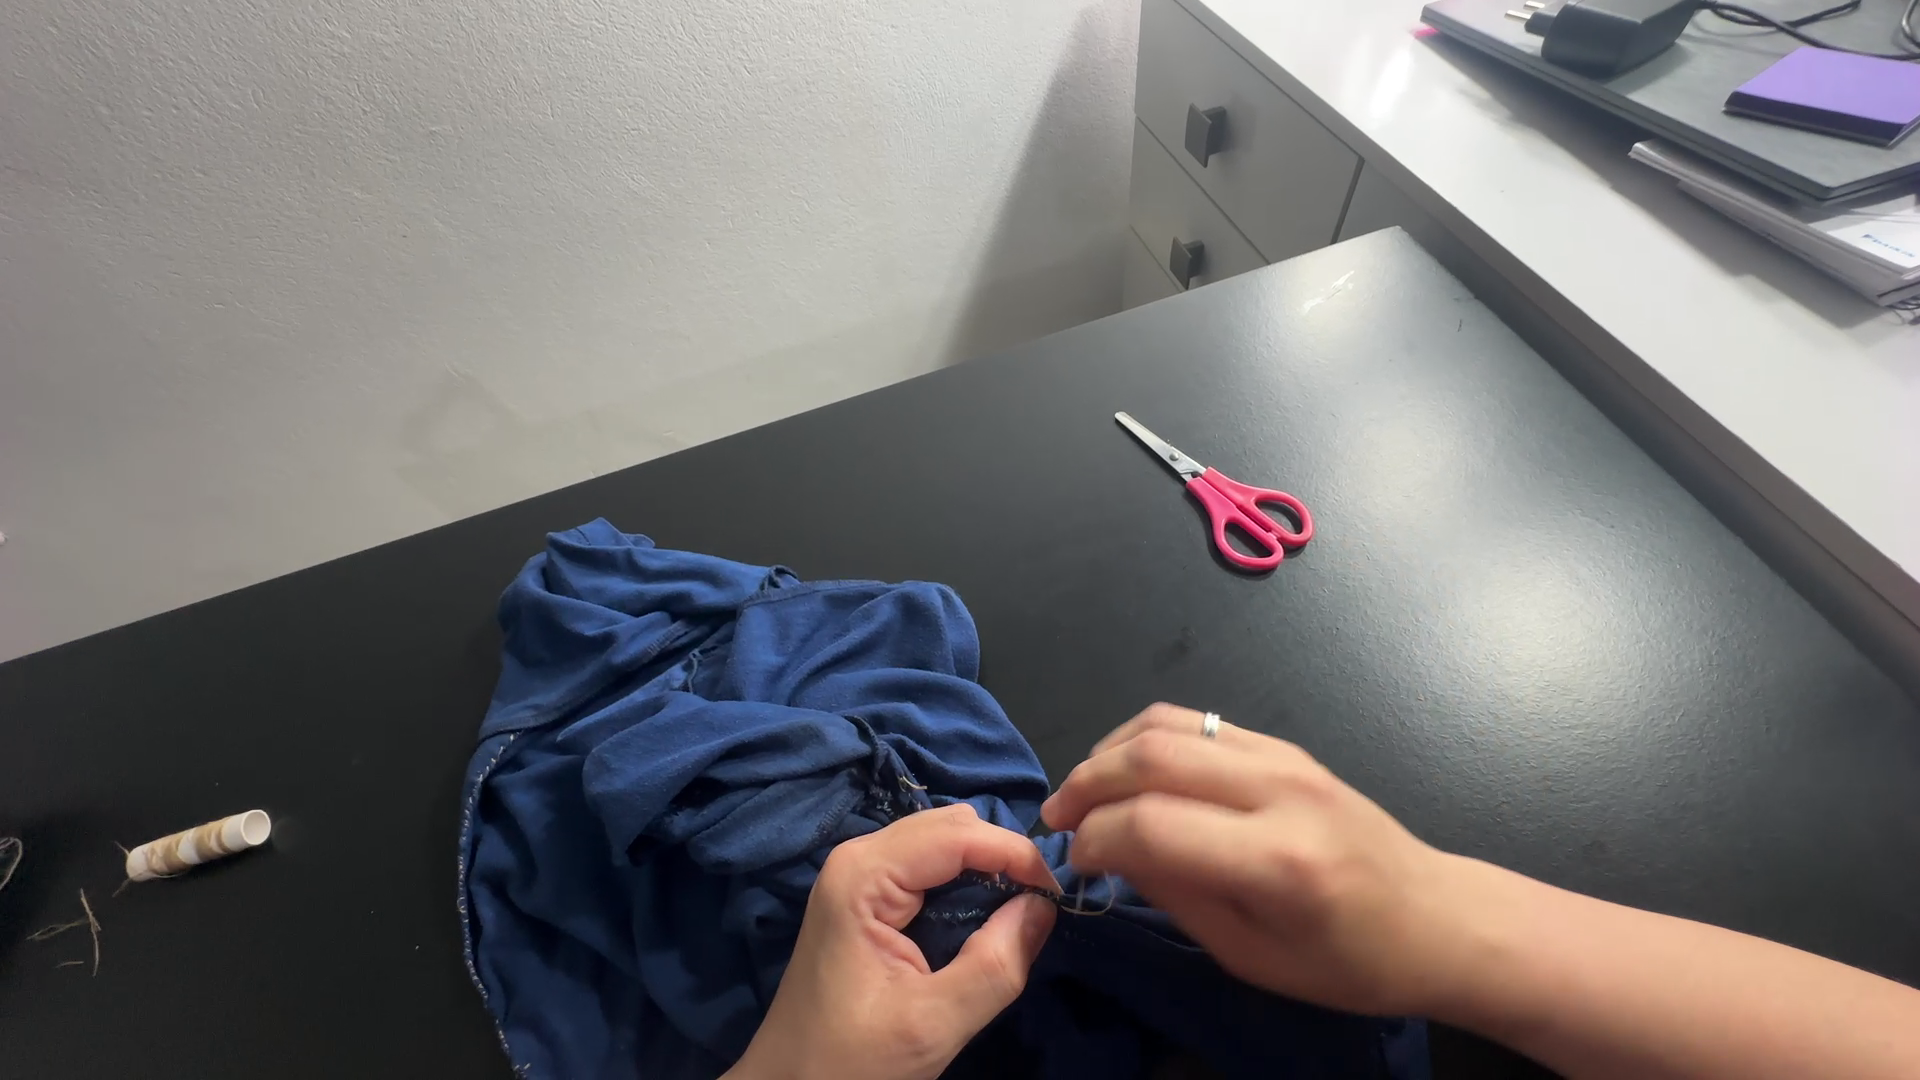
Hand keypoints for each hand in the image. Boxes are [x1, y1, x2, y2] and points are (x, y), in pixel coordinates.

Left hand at [726, 803, 1059, 1079]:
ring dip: (984, 863)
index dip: (1013, 853)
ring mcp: (859, 868)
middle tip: (1040, 902)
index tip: (1057, 891)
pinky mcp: (866, 888)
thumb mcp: (931, 1026)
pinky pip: (928, 861)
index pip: (957, 835)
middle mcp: (859, 853)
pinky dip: (963, 875)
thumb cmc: (849, 1065)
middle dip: (1000, 855)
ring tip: (1016, 906)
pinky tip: (980, 911)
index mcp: (865, 874)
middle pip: (949, 826)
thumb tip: (1043, 907)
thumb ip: (993, 964)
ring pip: (942, 837)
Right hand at [1040, 703, 1479, 1016]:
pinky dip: (1142, 737)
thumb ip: (1173, 895)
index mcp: (1275, 861)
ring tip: (1085, 788)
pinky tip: (1127, 766)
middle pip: (1149, 757)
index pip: (1151, 825)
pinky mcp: (1278, 741)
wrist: (1438, 917)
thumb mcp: (1252, 957)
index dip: (1095, 840)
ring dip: (1107, 751)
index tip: (1076, 862)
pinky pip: (1192, 719)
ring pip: (1163, 724)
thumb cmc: (1349, 961)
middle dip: (1086, 783)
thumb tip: (1108, 848)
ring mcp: (1279, 754)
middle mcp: (1275, 789)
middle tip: (1058, 817)